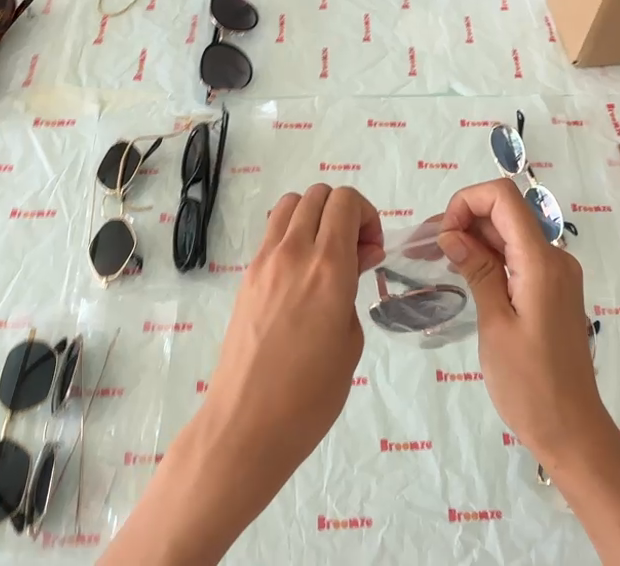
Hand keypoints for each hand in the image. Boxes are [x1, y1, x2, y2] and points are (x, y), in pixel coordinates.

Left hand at [200, 183, 383, 469]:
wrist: (246, 425)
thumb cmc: (311, 394)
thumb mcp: (351, 340)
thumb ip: (355, 287)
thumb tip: (358, 258)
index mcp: (327, 266)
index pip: (346, 201)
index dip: (368, 215)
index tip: (372, 250)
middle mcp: (293, 252)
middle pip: (318, 195)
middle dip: (344, 212)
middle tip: (355, 252)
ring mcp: (263, 262)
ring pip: (291, 205)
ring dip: (314, 217)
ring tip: (326, 256)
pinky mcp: (246, 277)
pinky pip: (272, 233)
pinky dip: (292, 235)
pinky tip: (301, 276)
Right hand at [435, 178, 611, 471]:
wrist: (572, 429)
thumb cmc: (529, 384)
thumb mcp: (494, 325)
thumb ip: (477, 271)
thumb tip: (452, 233)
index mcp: (541, 262)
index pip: (504, 198)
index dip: (468, 201)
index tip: (443, 234)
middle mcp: (554, 258)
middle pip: (506, 214)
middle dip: (465, 220)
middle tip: (427, 249)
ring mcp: (556, 274)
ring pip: (510, 235)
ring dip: (474, 239)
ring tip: (438, 260)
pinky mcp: (552, 290)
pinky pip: (519, 258)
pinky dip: (490, 258)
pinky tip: (465, 275)